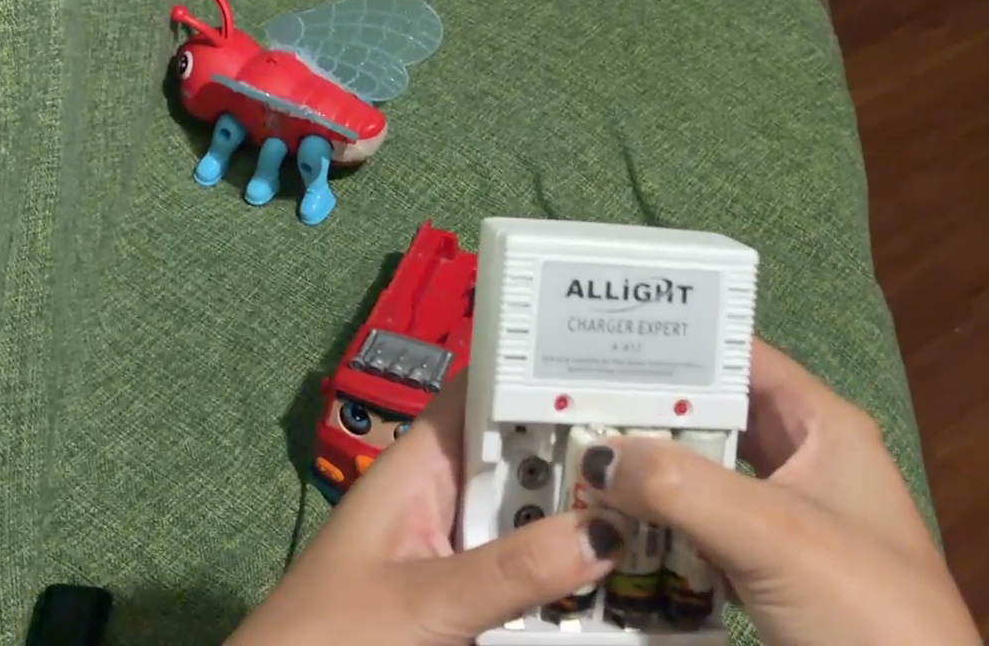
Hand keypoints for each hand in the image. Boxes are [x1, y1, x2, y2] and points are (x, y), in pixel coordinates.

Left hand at [226, 376, 624, 644]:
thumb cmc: (334, 635)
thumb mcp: (426, 600)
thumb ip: (513, 570)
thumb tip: (608, 531)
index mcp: (422, 461)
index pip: (485, 390)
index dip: (540, 373)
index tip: (611, 370)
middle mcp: (445, 490)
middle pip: (521, 452)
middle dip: (578, 449)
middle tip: (655, 444)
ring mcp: (459, 543)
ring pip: (531, 511)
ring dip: (579, 512)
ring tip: (653, 500)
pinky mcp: (468, 592)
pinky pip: (527, 564)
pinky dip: (564, 566)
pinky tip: (615, 568)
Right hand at [580, 338, 980, 644]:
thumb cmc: (864, 608)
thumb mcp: (772, 533)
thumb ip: (679, 485)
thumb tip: (593, 455)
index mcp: (823, 425)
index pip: (741, 357)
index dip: (681, 341)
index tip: (610, 334)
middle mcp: (804, 459)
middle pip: (716, 414)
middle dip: (652, 408)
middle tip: (578, 393)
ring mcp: (787, 516)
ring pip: (706, 471)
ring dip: (653, 467)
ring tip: (583, 446)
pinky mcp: (770, 567)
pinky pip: (704, 524)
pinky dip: (664, 519)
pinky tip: (615, 514)